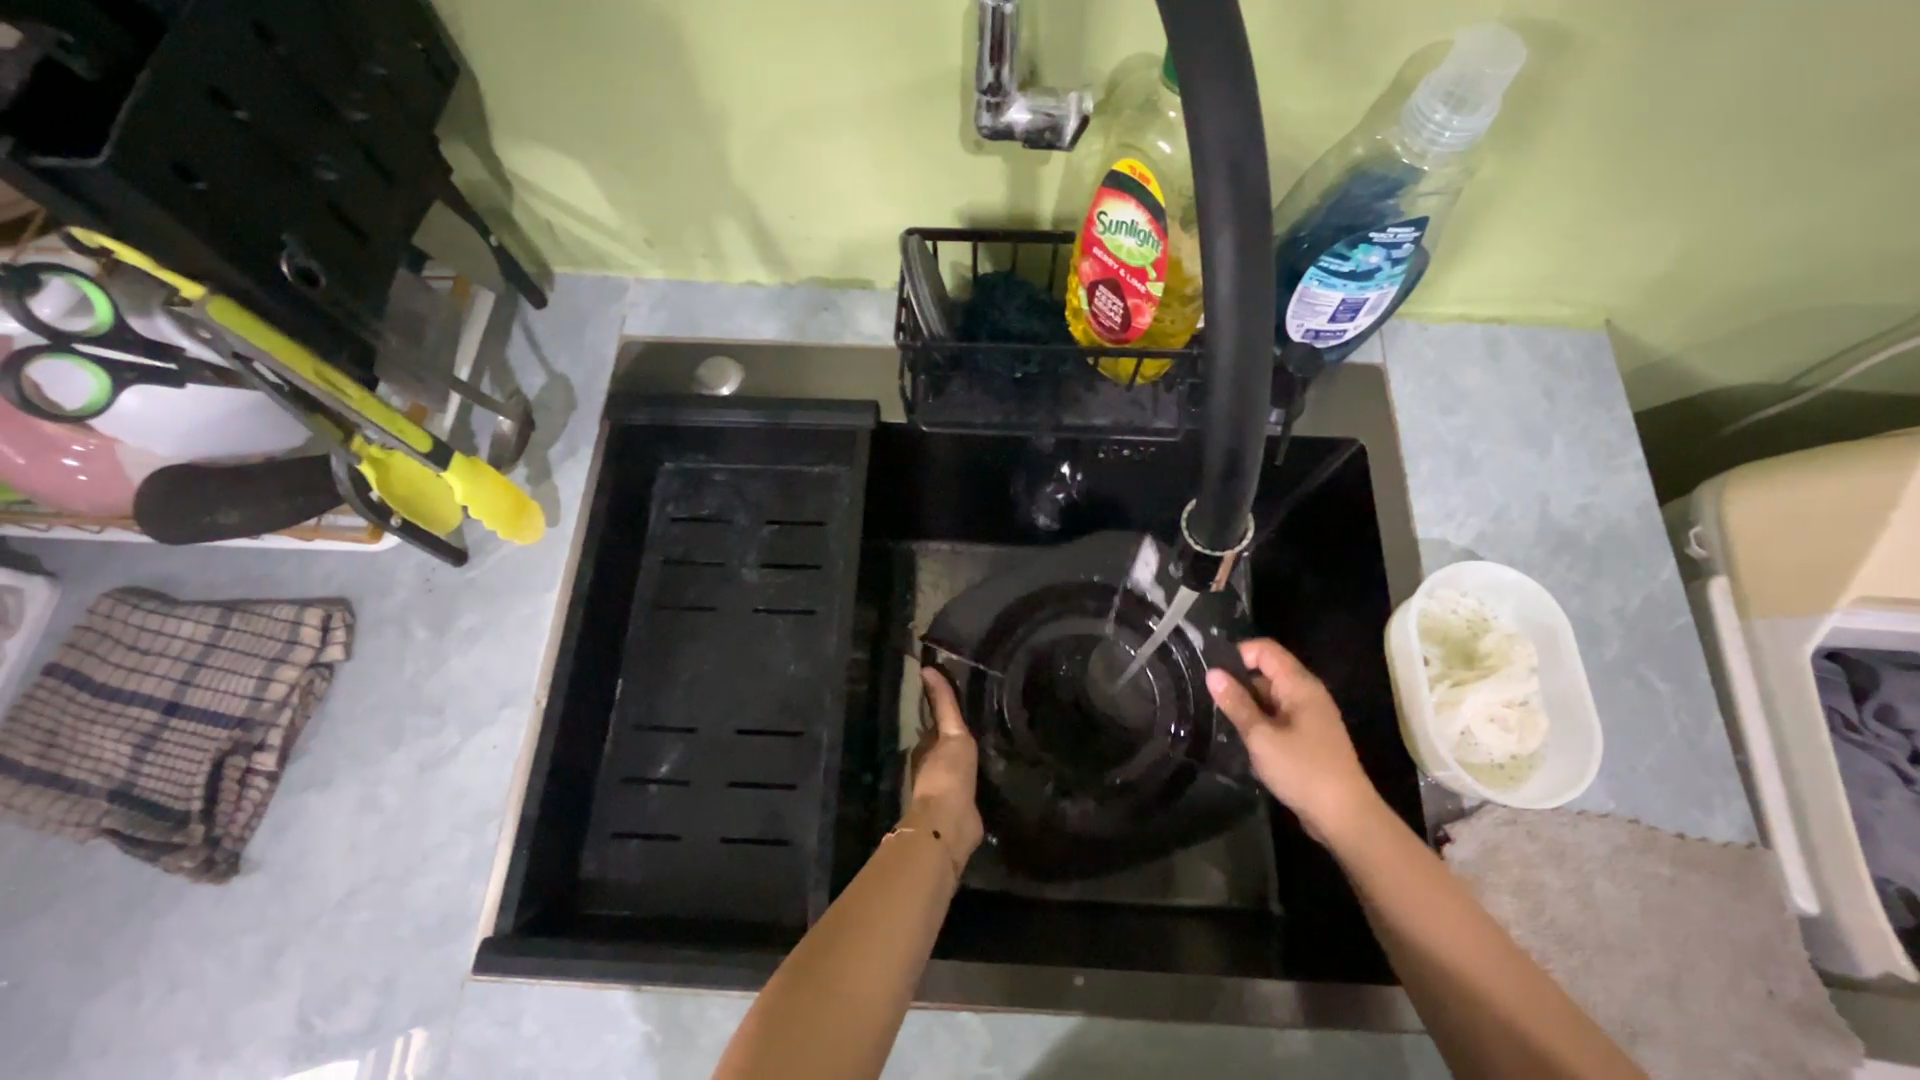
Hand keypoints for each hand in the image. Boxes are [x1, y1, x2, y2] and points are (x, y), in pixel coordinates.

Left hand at [906, 667, 983, 866]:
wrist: (952, 821)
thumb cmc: (948, 773)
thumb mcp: (949, 733)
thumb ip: (944, 704)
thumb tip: (927, 669)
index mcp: (927, 750)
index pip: (937, 727)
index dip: (947, 714)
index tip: (966, 700)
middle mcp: (935, 768)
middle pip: (949, 747)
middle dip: (961, 737)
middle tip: (986, 718)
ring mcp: (951, 789)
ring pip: (962, 766)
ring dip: (974, 757)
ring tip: (997, 742)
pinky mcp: (968, 806)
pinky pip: (976, 784)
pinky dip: (984, 776)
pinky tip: (1000, 770)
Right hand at [1206, 638, 1380, 842]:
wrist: (1344, 816)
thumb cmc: (1302, 770)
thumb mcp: (1261, 737)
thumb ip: (1236, 704)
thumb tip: (1212, 673)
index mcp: (1300, 686)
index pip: (1265, 650)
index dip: (1237, 655)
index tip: (1211, 676)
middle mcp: (1307, 695)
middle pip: (1267, 673)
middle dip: (1238, 684)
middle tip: (1209, 704)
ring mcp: (1309, 717)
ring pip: (1270, 699)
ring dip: (1247, 708)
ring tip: (1221, 723)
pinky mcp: (1308, 738)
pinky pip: (1278, 719)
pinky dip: (1260, 725)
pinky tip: (1244, 743)